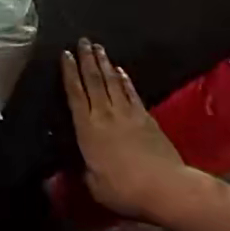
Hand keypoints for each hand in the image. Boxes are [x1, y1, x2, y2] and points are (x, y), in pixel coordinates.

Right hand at [61, 38, 197, 220]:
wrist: (163, 185)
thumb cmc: (124, 189)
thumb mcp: (94, 185)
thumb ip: (85, 170)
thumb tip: (82, 161)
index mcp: (88, 130)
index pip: (75, 95)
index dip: (69, 73)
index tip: (66, 54)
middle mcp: (105, 114)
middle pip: (93, 81)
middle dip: (86, 59)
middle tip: (82, 41)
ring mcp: (127, 112)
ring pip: (112, 81)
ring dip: (104, 63)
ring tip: (98, 48)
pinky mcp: (145, 116)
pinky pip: (131, 91)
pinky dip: (124, 79)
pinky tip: (120, 70)